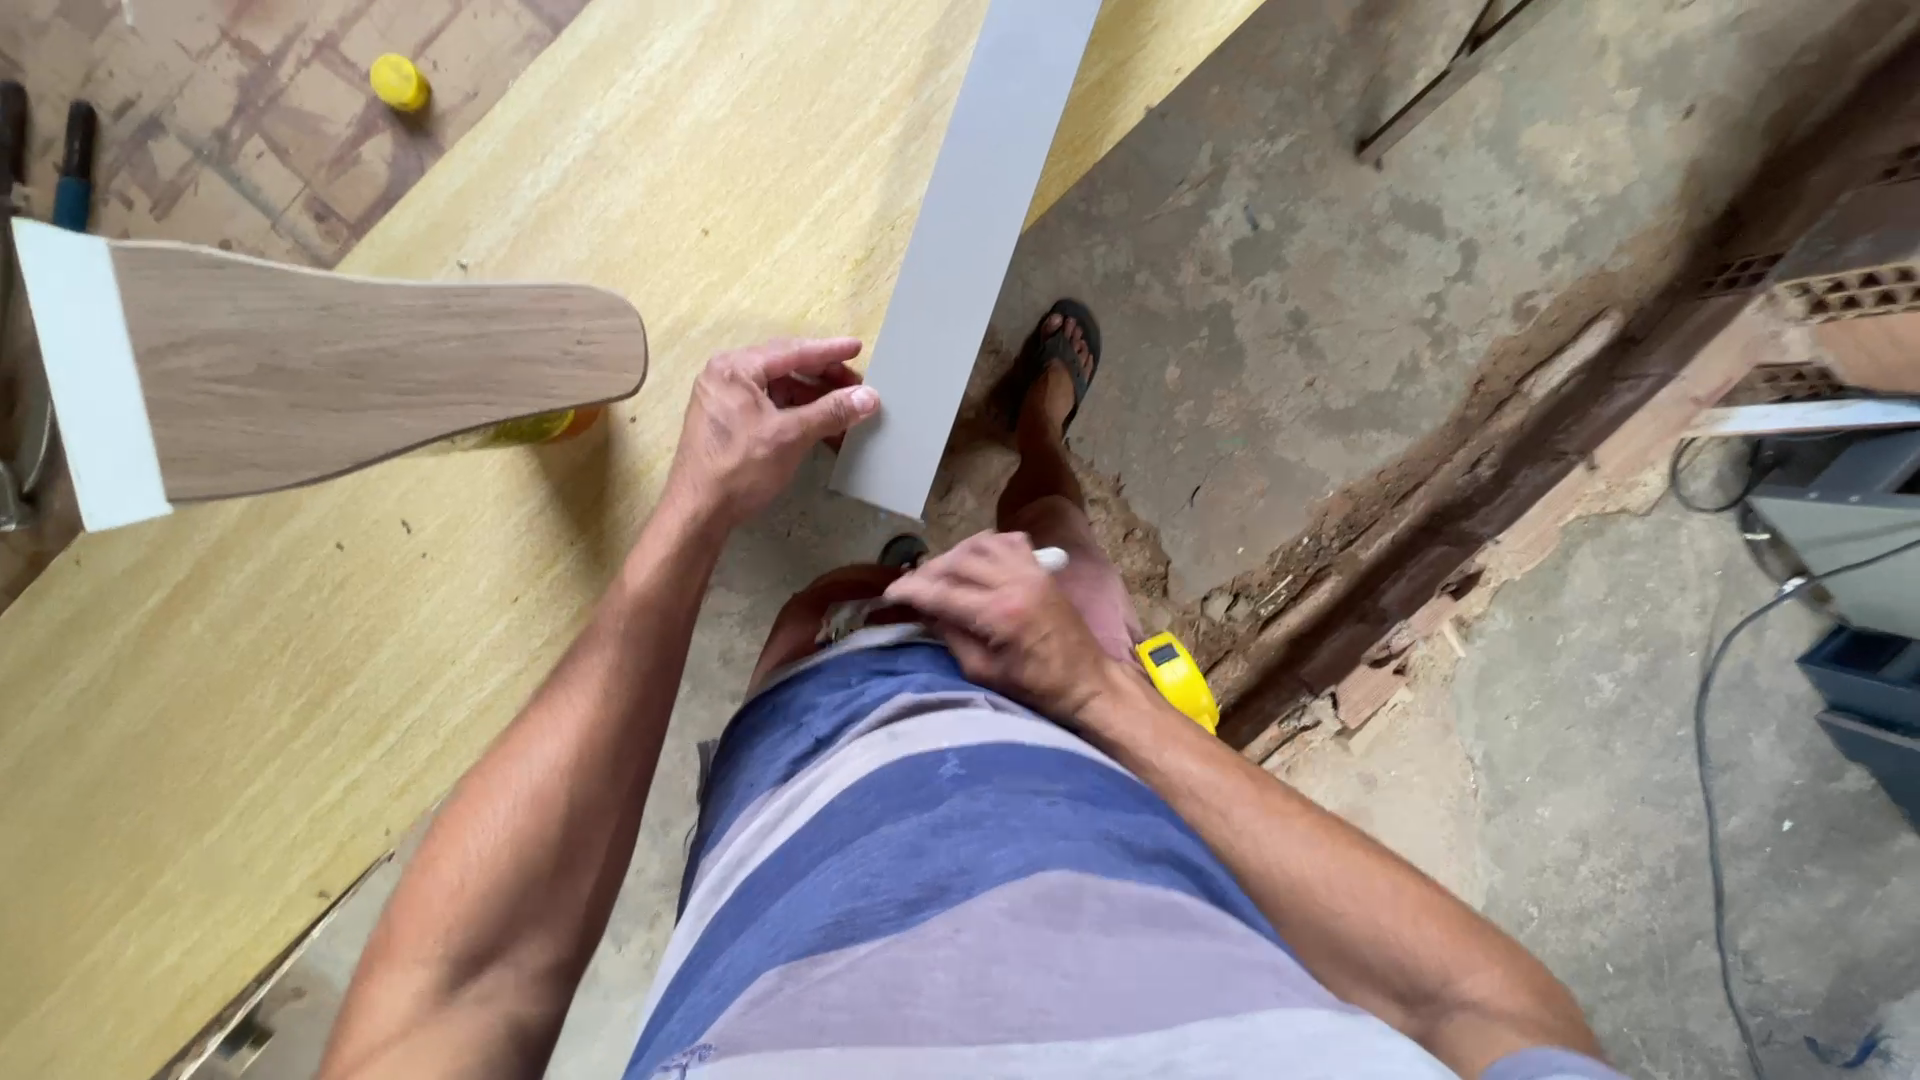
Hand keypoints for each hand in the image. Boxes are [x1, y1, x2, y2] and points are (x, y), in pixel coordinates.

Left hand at [663, 338, 880, 528]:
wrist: (700, 511)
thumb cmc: (741, 469)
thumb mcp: (791, 436)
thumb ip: (831, 412)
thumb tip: (869, 397)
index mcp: (735, 369)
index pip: (791, 351)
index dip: (828, 351)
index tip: (856, 348)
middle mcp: (726, 376)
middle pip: (785, 366)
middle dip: (823, 376)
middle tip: (856, 386)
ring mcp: (725, 399)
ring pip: (779, 388)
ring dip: (812, 397)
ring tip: (843, 408)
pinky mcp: (729, 421)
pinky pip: (770, 406)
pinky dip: (796, 412)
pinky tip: (820, 424)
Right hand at [883, 531, 1120, 722]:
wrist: (1088, 682)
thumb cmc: (1037, 687)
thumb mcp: (984, 672)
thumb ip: (952, 637)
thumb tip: (925, 611)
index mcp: (1000, 614)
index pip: (942, 593)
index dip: (910, 591)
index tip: (889, 594)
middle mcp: (1015, 583)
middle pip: (957, 562)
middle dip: (927, 572)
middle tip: (910, 587)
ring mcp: (1032, 571)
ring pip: (979, 544)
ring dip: (953, 554)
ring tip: (938, 572)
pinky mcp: (1042, 570)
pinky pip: (1008, 542)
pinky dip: (985, 544)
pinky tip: (974, 558)